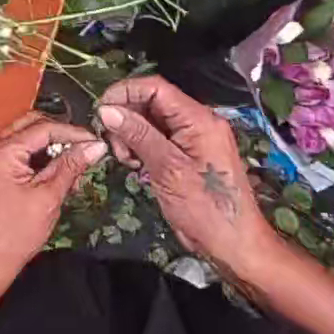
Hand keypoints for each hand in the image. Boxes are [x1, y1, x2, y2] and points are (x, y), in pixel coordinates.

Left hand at [0, 113, 107, 276]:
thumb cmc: (16, 234)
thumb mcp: (49, 197)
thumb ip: (71, 167)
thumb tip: (95, 146)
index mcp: (2, 152)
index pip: (43, 128)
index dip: (73, 133)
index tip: (95, 142)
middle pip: (31, 124)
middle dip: (60, 134)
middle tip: (84, 149)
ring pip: (24, 136)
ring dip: (49, 145)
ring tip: (73, 164)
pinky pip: (17, 151)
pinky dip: (36, 156)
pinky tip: (55, 172)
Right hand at [95, 76, 265, 260]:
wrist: (234, 245)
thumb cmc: (206, 208)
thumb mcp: (168, 169)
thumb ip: (138, 135)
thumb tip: (106, 110)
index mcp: (199, 119)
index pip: (156, 88)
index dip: (124, 92)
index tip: (100, 111)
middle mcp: (196, 123)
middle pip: (151, 103)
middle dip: (125, 118)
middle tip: (113, 145)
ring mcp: (191, 139)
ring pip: (149, 121)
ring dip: (130, 135)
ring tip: (126, 160)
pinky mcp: (185, 155)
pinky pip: (155, 139)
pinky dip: (139, 148)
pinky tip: (135, 166)